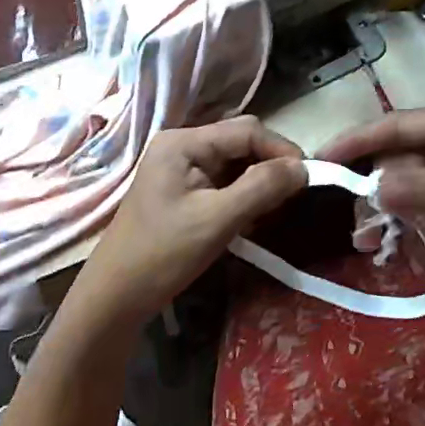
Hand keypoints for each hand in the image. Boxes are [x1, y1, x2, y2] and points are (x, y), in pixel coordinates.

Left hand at [67, 116, 306, 334]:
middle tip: (294, 197)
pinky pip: (223, 181)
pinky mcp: (182, 190)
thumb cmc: (163, 254)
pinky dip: (244, 195)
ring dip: (259, 182)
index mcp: (183, 142)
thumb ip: (261, 188)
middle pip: (241, 142)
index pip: (247, 130)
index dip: (281, 150)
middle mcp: (181, 146)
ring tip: (276, 209)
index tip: (308, 180)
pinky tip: (254, 217)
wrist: (116, 295)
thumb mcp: (217, 220)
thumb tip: (303, 168)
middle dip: (271, 166)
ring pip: (235, 163)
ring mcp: (180, 168)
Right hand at [318, 105, 424, 304]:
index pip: (397, 126)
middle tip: (352, 225)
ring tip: (369, 244)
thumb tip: (373, 190)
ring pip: (409, 185)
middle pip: (398, 158)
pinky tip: (394, 242)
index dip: (357, 140)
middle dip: (371, 188)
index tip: (321, 158)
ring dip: (388, 210)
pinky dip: (410, 222)